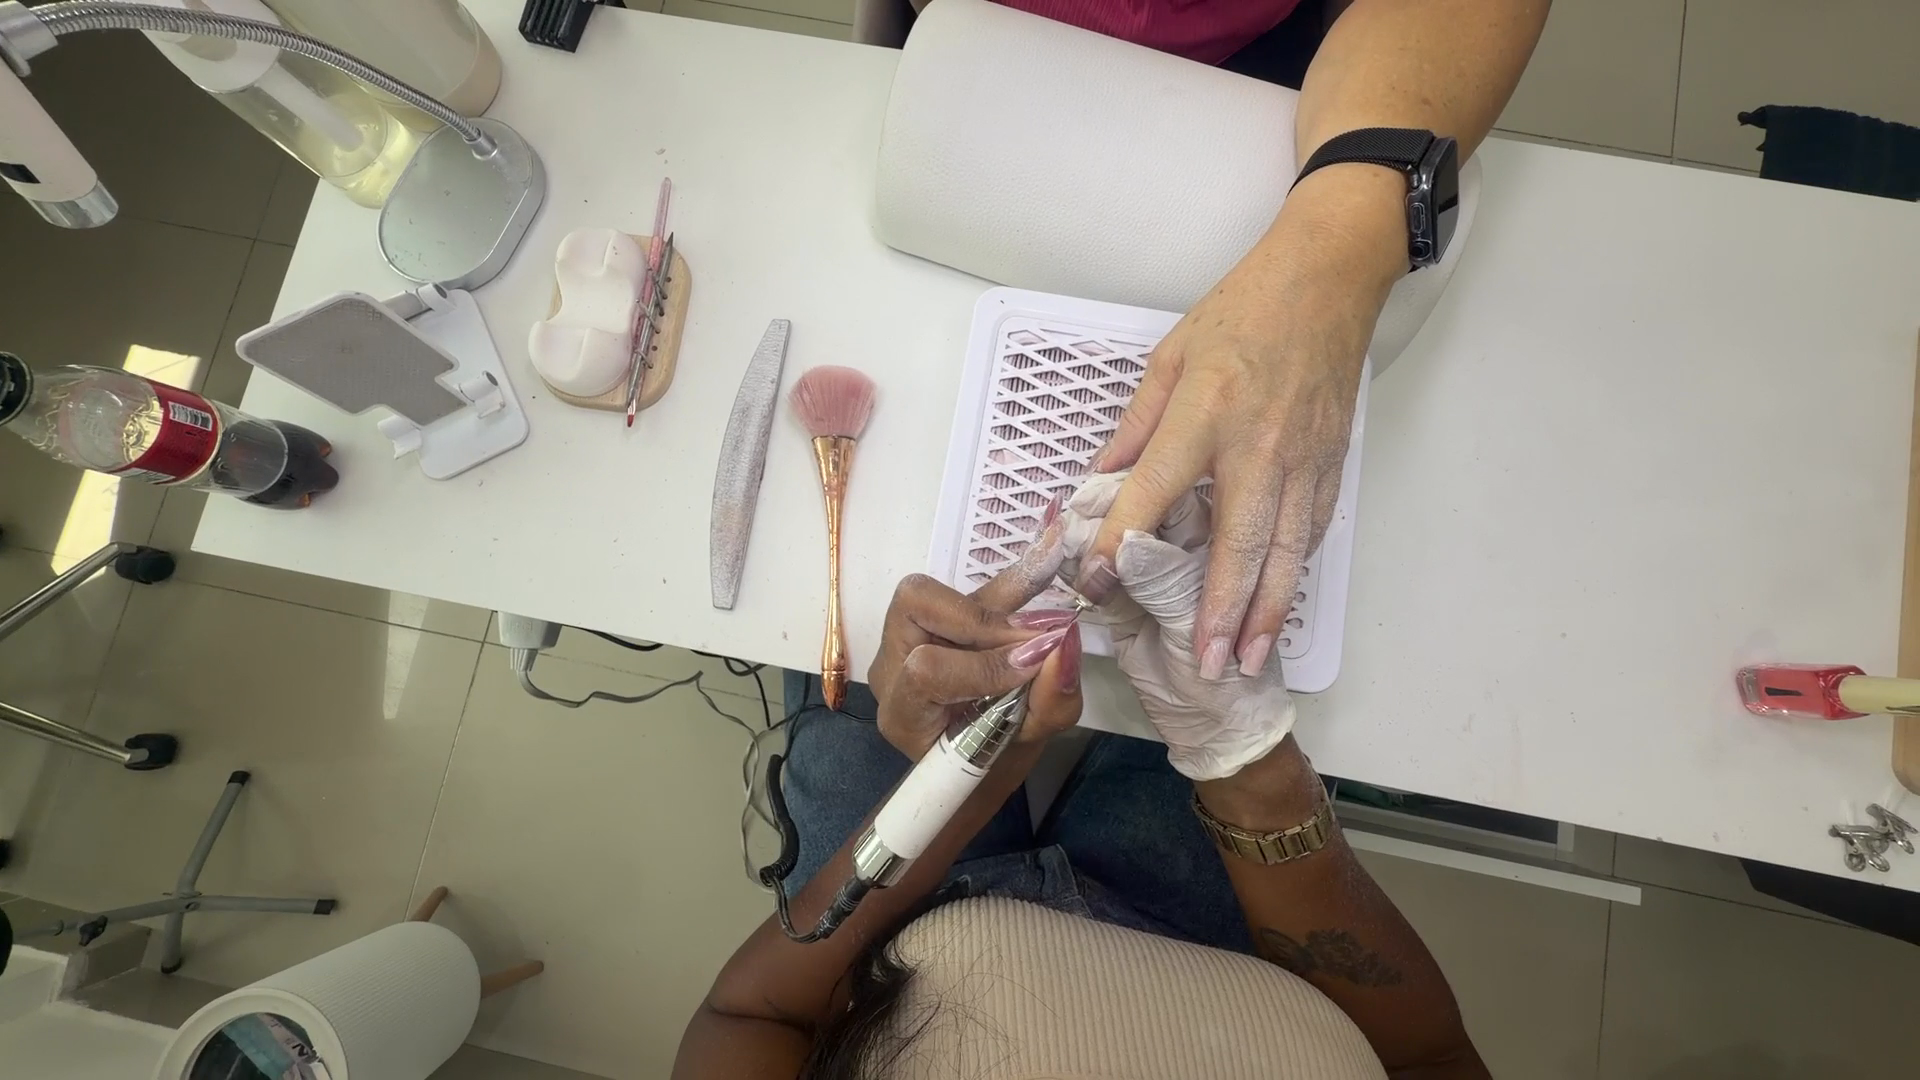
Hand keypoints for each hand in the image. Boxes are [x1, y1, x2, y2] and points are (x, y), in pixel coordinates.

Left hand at [867, 523, 1082, 760]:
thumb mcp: (1030, 745)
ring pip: (934, 590)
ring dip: (994, 601)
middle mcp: (890, 668)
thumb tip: (1063, 641)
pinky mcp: (935, 620)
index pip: (926, 670)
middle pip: (914, 606)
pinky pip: (968, 591)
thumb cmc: (993, 763)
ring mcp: (904, 639)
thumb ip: (1049, 701)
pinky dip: (1012, 580)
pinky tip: (1049, 552)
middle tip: (1036, 635)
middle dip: (982, 618)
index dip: (984, 664)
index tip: (1037, 661)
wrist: (976, 764)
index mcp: (903, 713)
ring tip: (1044, 603)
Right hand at [1059, 474, 1294, 780]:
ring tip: (1056, 527)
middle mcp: (1179, 552)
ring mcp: (1146, 579)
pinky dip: (1075, 569)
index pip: (1171, 501)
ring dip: (1083, 537)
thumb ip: (1166, 581)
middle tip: (1066, 509)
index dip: (1134, 490)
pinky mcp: (1120, 605)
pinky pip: (1094, 580)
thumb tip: (1128, 539)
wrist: (1214, 734)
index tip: (1097, 488)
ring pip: (1110, 546)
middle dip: (1100, 509)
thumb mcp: (1199, 628)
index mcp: (1215, 544)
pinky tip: (1056, 555)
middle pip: (1135, 515)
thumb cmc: (1230, 682)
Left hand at [1081, 210, 1392, 681]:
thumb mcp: (1167, 361)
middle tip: (1208, 664)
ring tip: (1250, 659)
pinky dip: (1295, 574)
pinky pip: (1313, 528)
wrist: (1326, 280)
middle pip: (1239, 541)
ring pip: (1287, 549)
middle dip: (1222, 611)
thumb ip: (1133, 430)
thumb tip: (1099, 485)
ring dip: (1267, 611)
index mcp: (1204, 413)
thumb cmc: (1238, 313)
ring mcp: (1303, 458)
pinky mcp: (1331, 461)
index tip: (1099, 584)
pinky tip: (1280, 608)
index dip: (1121, 541)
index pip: (1155, 490)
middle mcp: (1257, 445)